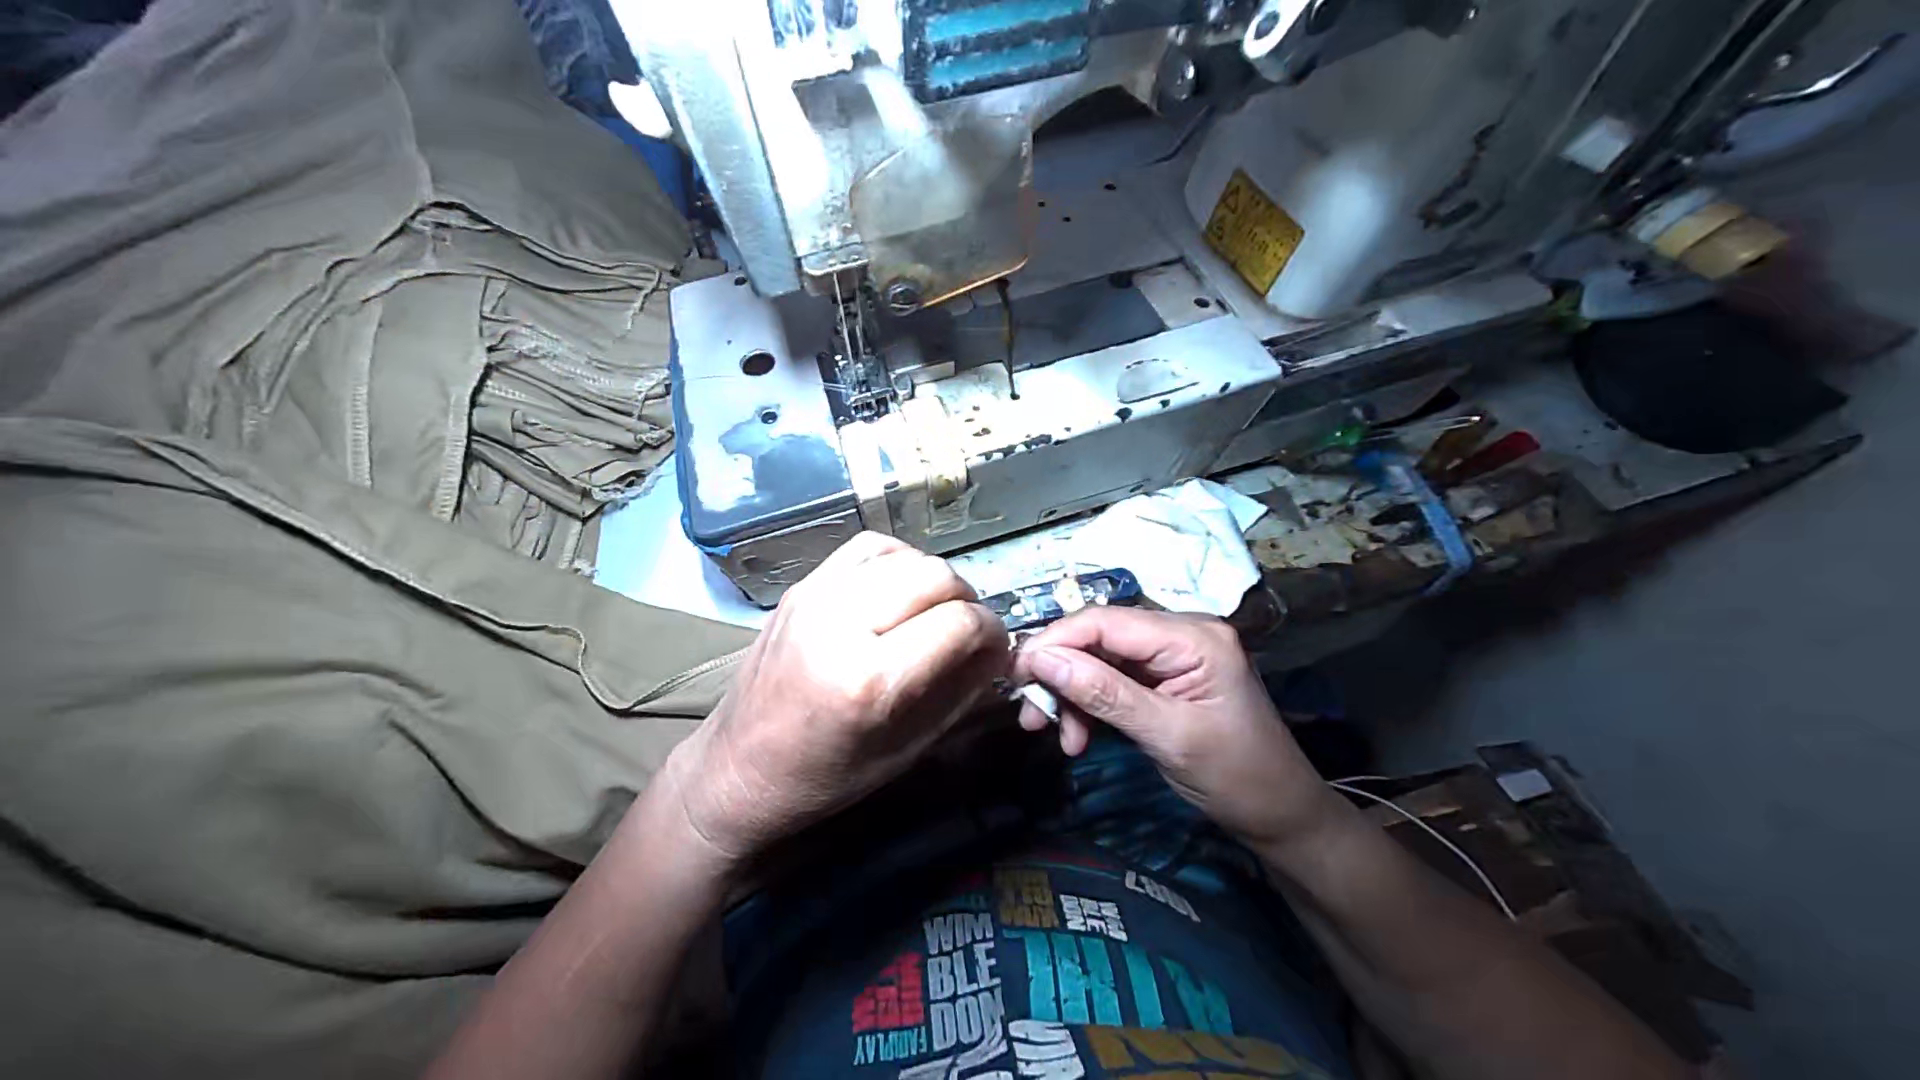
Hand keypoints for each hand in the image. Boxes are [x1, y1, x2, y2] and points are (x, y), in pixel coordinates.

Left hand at [660, 533, 1009, 869]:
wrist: (736, 769)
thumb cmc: (823, 777)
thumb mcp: (906, 750)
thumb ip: (961, 693)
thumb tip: (998, 651)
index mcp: (869, 679)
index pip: (959, 623)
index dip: (992, 633)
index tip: (995, 651)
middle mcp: (840, 623)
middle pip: (935, 576)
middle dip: (968, 601)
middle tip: (969, 632)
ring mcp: (815, 596)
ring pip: (904, 554)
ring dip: (934, 578)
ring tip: (936, 610)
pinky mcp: (801, 587)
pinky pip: (865, 548)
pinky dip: (897, 561)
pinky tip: (900, 591)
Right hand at [1010, 607, 1342, 850]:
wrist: (1282, 816)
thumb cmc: (1238, 777)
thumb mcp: (1167, 735)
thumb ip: (1103, 693)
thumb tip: (1040, 659)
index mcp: (1193, 636)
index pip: (1105, 622)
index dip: (1055, 642)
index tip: (1017, 675)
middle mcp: (1180, 633)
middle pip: (1098, 640)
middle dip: (1060, 676)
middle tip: (1029, 714)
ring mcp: (1171, 656)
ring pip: (1099, 662)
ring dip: (1072, 697)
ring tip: (1057, 737)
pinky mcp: (1163, 678)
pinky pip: (1112, 682)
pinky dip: (1090, 708)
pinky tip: (1078, 738)